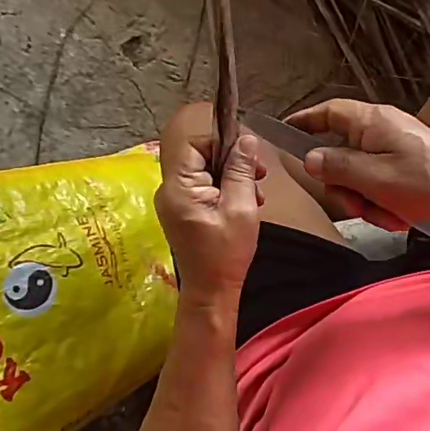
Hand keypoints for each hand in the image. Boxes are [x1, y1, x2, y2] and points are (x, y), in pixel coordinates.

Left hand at [154, 126, 264, 301]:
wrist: (212, 290)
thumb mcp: (241, 207)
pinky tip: (244, 202)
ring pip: (205, 172)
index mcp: (179, 188)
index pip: (194, 144)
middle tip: (259, 174)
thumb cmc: (226, 253)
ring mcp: (174, 202)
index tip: (247, 155)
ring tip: (256, 193)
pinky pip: (203, 188)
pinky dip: (225, 189)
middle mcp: (170, 191)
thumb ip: (241, 170)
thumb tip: (246, 140)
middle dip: (232, 161)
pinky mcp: (182, 211)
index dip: (222, 143)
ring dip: (232, 176)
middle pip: (200, 157)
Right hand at [286, 100, 429, 232]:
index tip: (283, 135)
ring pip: (360, 176)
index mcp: (372, 122)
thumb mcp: (375, 178)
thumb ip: (337, 167)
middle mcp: (382, 130)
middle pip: (340, 153)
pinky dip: (385, 203)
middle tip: (357, 207)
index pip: (327, 113)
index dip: (304, 122)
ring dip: (366, 201)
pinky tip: (401, 217)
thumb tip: (309, 159)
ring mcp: (396, 149)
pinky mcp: (409, 167)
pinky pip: (381, 185)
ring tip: (388, 216)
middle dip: (344, 186)